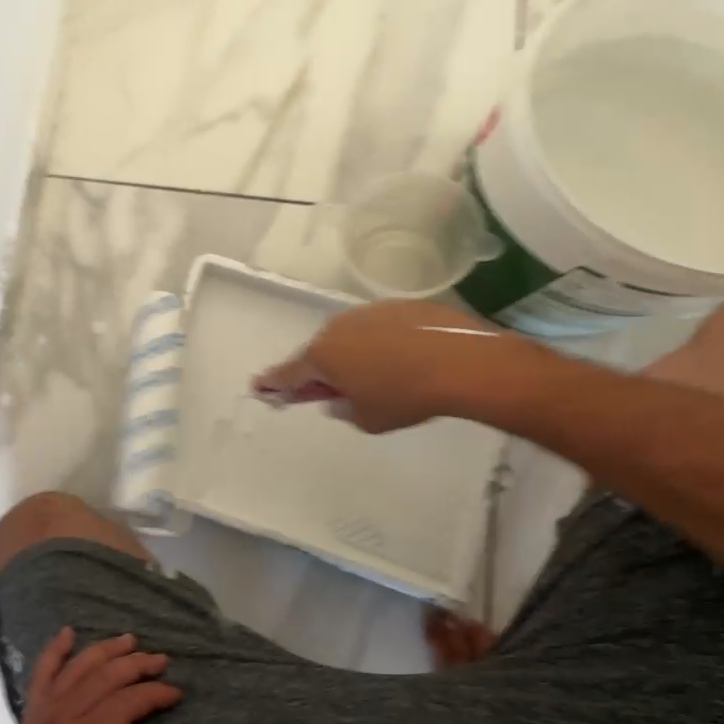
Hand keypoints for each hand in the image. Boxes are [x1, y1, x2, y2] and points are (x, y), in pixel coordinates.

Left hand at [0, 629, 181, 723]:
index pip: (123, 703)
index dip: (152, 693)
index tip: (175, 692)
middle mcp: (60, 719)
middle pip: (102, 677)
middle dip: (136, 664)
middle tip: (162, 660)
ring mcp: (43, 713)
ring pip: (77, 667)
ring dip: (106, 649)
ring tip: (132, 640)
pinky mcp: (32, 714)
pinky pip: (41, 672)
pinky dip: (54, 649)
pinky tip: (68, 632)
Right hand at [253, 301, 540, 433]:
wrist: (462, 362)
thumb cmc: (405, 397)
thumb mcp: (367, 418)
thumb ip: (342, 409)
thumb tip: (336, 398)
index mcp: (322, 356)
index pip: (288, 373)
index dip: (274, 383)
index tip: (261, 387)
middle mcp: (337, 328)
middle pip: (319, 352)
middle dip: (321, 370)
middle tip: (330, 390)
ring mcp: (367, 312)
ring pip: (348, 337)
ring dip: (352, 355)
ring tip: (377, 376)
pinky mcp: (398, 305)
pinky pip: (378, 328)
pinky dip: (380, 343)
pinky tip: (403, 359)